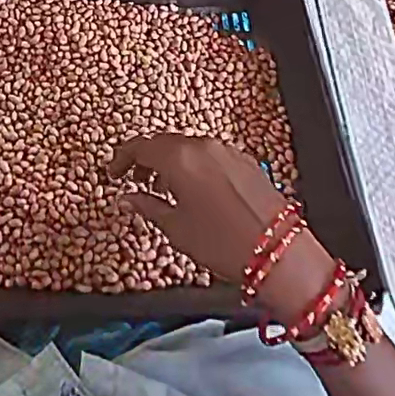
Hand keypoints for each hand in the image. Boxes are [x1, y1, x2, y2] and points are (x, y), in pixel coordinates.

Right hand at [108, 134, 337, 323]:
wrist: (281, 252)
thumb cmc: (222, 243)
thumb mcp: (176, 228)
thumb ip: (147, 205)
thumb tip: (127, 197)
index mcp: (179, 157)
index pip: (140, 146)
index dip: (122, 158)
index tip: (113, 174)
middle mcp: (203, 146)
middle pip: (164, 142)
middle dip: (146, 159)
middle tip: (135, 181)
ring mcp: (227, 151)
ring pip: (188, 147)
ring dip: (171, 162)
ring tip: (163, 189)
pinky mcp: (246, 161)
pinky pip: (210, 155)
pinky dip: (195, 165)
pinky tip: (194, 191)